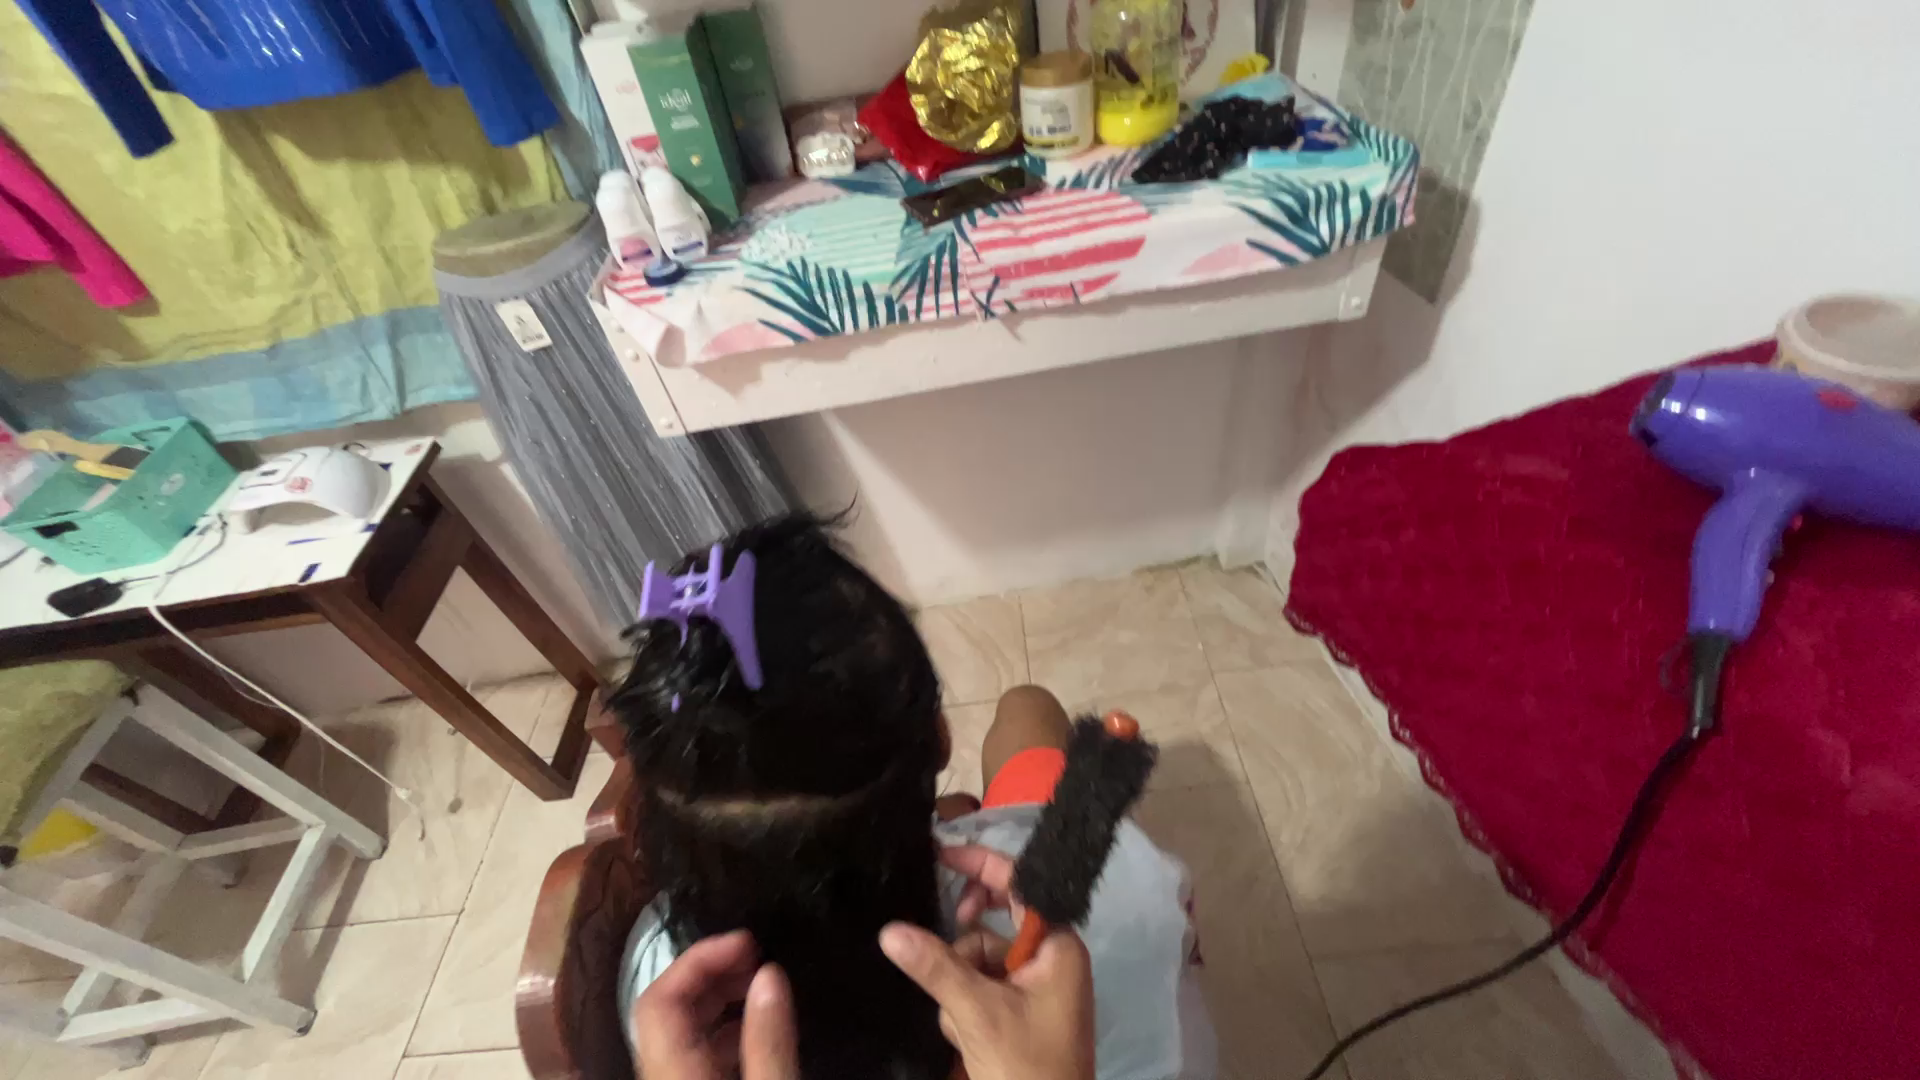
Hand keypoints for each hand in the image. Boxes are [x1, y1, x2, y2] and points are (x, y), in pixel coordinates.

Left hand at [631, 929, 799, 1079]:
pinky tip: (756, 1029)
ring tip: (763, 985)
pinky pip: (694, 1052)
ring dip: (720, 997)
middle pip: (669, 1007)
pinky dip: (723, 1027)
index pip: (659, 999)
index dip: (698, 958)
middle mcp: (660, 1076)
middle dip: (714, 971)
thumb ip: (769, 1040)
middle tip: (760, 958)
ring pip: (682, 1029)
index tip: (747, 942)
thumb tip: (770, 972)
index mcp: (672, 1073)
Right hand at [879, 847, 1095, 1079]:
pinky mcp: (1023, 1010)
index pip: (1017, 884)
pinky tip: (961, 1035)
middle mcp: (1052, 955)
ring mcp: (1037, 985)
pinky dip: (965, 1002)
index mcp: (1057, 943)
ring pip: (982, 957)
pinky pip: (985, 985)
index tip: (941, 853)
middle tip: (942, 944)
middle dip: (963, 942)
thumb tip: (889, 930)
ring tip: (959, 1023)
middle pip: (995, 922)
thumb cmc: (1025, 1069)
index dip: (979, 864)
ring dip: (960, 982)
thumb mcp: (976, 1013)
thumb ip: (935, 967)